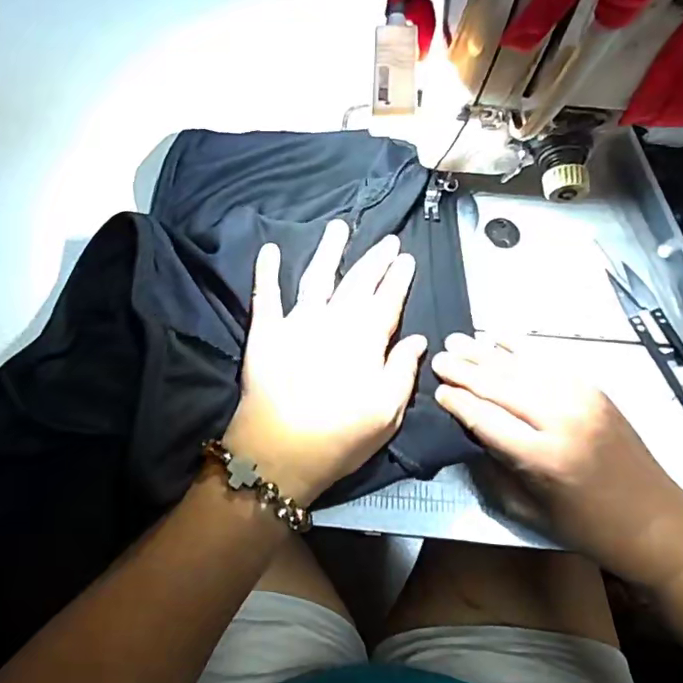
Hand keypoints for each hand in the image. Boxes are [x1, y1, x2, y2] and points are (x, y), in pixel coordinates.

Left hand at [227, 220, 424, 505]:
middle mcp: (334, 320)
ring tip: (338, 227)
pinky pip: (266, 295)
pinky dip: (266, 271)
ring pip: (316, 276)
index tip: (407, 258)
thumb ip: (402, 370)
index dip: (399, 277)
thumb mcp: (387, 412)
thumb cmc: (340, 437)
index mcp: (366, 338)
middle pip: (359, 281)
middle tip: (388, 240)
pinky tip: (268, 250)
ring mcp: (297, 322)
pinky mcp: (265, 332)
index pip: (388, 299)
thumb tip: (416, 339)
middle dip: (376, 259)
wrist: (276, 455)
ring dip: (329, 250)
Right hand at [432, 333, 682, 588]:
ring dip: (488, 353)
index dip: (459, 403)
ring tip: (460, 340)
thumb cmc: (589, 528)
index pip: (487, 419)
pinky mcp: (594, 389)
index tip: (438, 390)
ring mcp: (580, 398)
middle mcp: (560, 419)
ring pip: (524, 368)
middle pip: (502, 386)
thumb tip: (472, 434)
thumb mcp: (532, 512)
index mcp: (542, 458)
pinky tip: (501, 340)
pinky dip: (523, 350)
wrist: (654, 519)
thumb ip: (497, 471)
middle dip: (466, 371)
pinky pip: (550, 362)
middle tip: (439, 357)